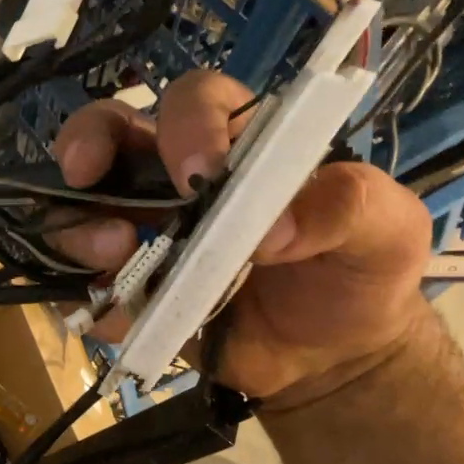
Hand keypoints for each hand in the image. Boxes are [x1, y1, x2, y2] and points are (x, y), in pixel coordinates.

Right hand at [51, 70, 433, 410]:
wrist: (327, 359)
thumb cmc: (356, 277)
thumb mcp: (385, 232)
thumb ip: (346, 208)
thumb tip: (273, 228)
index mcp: (237, 146)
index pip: (195, 103)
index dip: (187, 127)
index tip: (200, 176)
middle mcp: (173, 184)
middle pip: (109, 135)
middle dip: (85, 144)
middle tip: (81, 174)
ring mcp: (141, 239)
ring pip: (78, 212)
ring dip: (79, 230)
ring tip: (115, 257)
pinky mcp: (125, 295)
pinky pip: (81, 291)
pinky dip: (86, 300)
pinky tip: (118, 314)